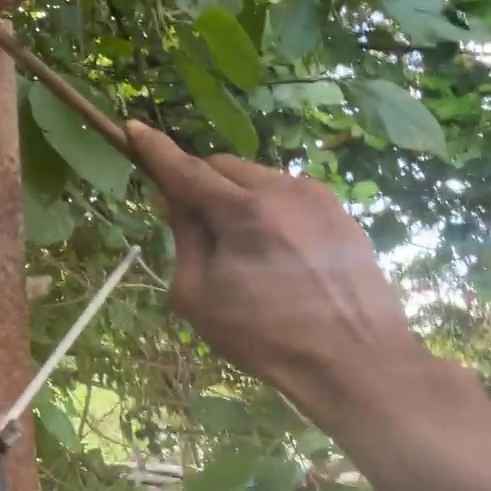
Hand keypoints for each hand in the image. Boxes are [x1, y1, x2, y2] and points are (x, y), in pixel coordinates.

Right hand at [126, 122, 423, 409]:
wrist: (357, 361)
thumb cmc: (262, 336)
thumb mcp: (196, 294)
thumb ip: (184, 237)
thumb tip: (176, 200)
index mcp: (242, 213)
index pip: (185, 169)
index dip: (154, 149)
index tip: (133, 129)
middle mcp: (282, 191)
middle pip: (220, 165)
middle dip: (197, 183)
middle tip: (191, 226)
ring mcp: (317, 198)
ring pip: (255, 177)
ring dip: (232, 195)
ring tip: (238, 246)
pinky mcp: (340, 212)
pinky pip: (286, 193)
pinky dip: (264, 207)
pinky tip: (272, 251)